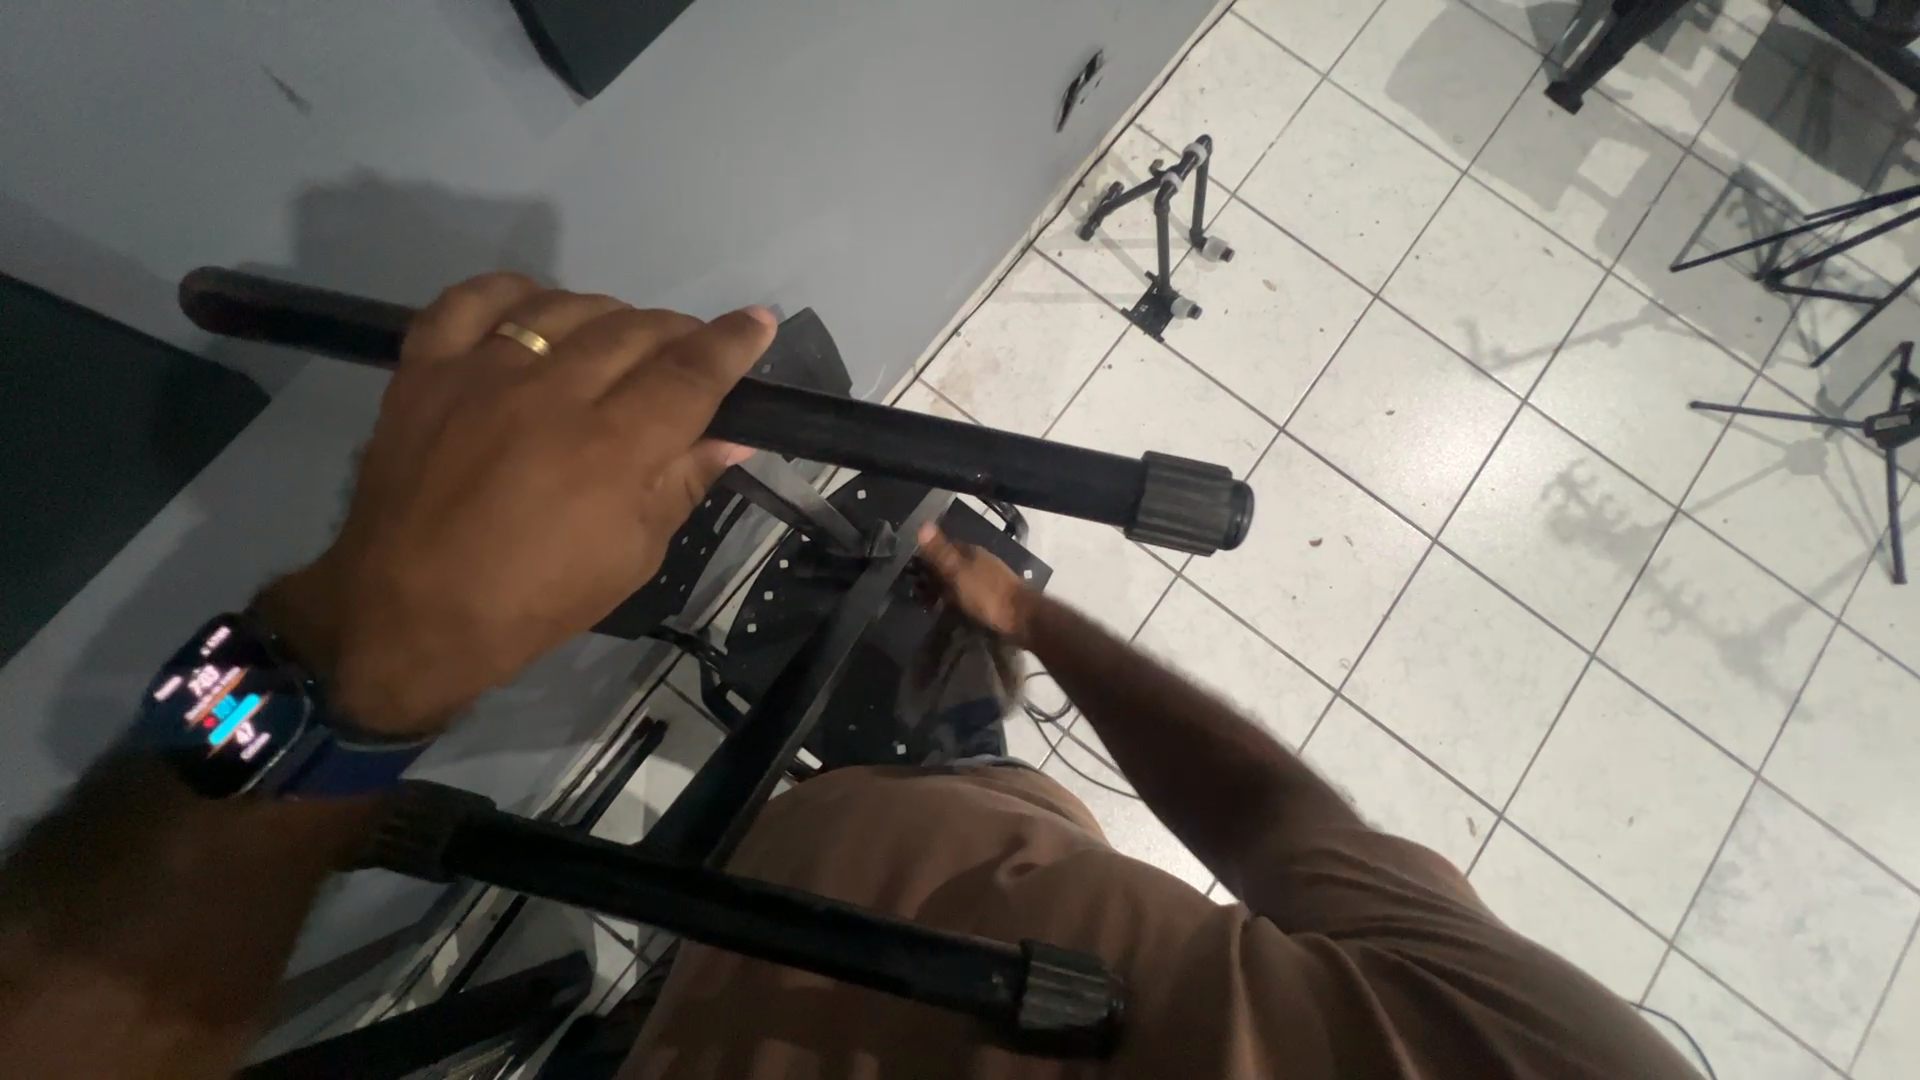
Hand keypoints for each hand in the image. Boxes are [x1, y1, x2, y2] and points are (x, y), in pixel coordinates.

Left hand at [259, 274, 775, 736]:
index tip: (760, 321)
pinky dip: (519, 294)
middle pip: (637, 332)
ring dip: (616, 315)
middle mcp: (553, 395)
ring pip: (569, 307)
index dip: (732, 344)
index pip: (690, 374)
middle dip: (682, 332)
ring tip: (628, 340)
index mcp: (613, 449)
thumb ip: (684, 483)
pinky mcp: (426, 370)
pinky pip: (474, 299)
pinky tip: (543, 312)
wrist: (411, 612)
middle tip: (696, 352)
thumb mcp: (637, 554)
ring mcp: (483, 374)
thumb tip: (734, 439)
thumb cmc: (542, 597)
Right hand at [915, 524, 1040, 644]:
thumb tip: (923, 524)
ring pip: (962, 581)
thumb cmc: (987, 594)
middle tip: (921, 595)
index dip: (928, 558)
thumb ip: (940, 552)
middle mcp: (981, 562)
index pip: (944, 546)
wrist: (1022, 618)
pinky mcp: (996, 597)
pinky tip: (955, 612)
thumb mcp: (958, 572)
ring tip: (934, 606)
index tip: (913, 573)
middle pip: (953, 564)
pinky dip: (960, 601)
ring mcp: (990, 579)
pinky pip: (971, 595)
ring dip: (948, 591)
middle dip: (937, 577)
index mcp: (972, 552)